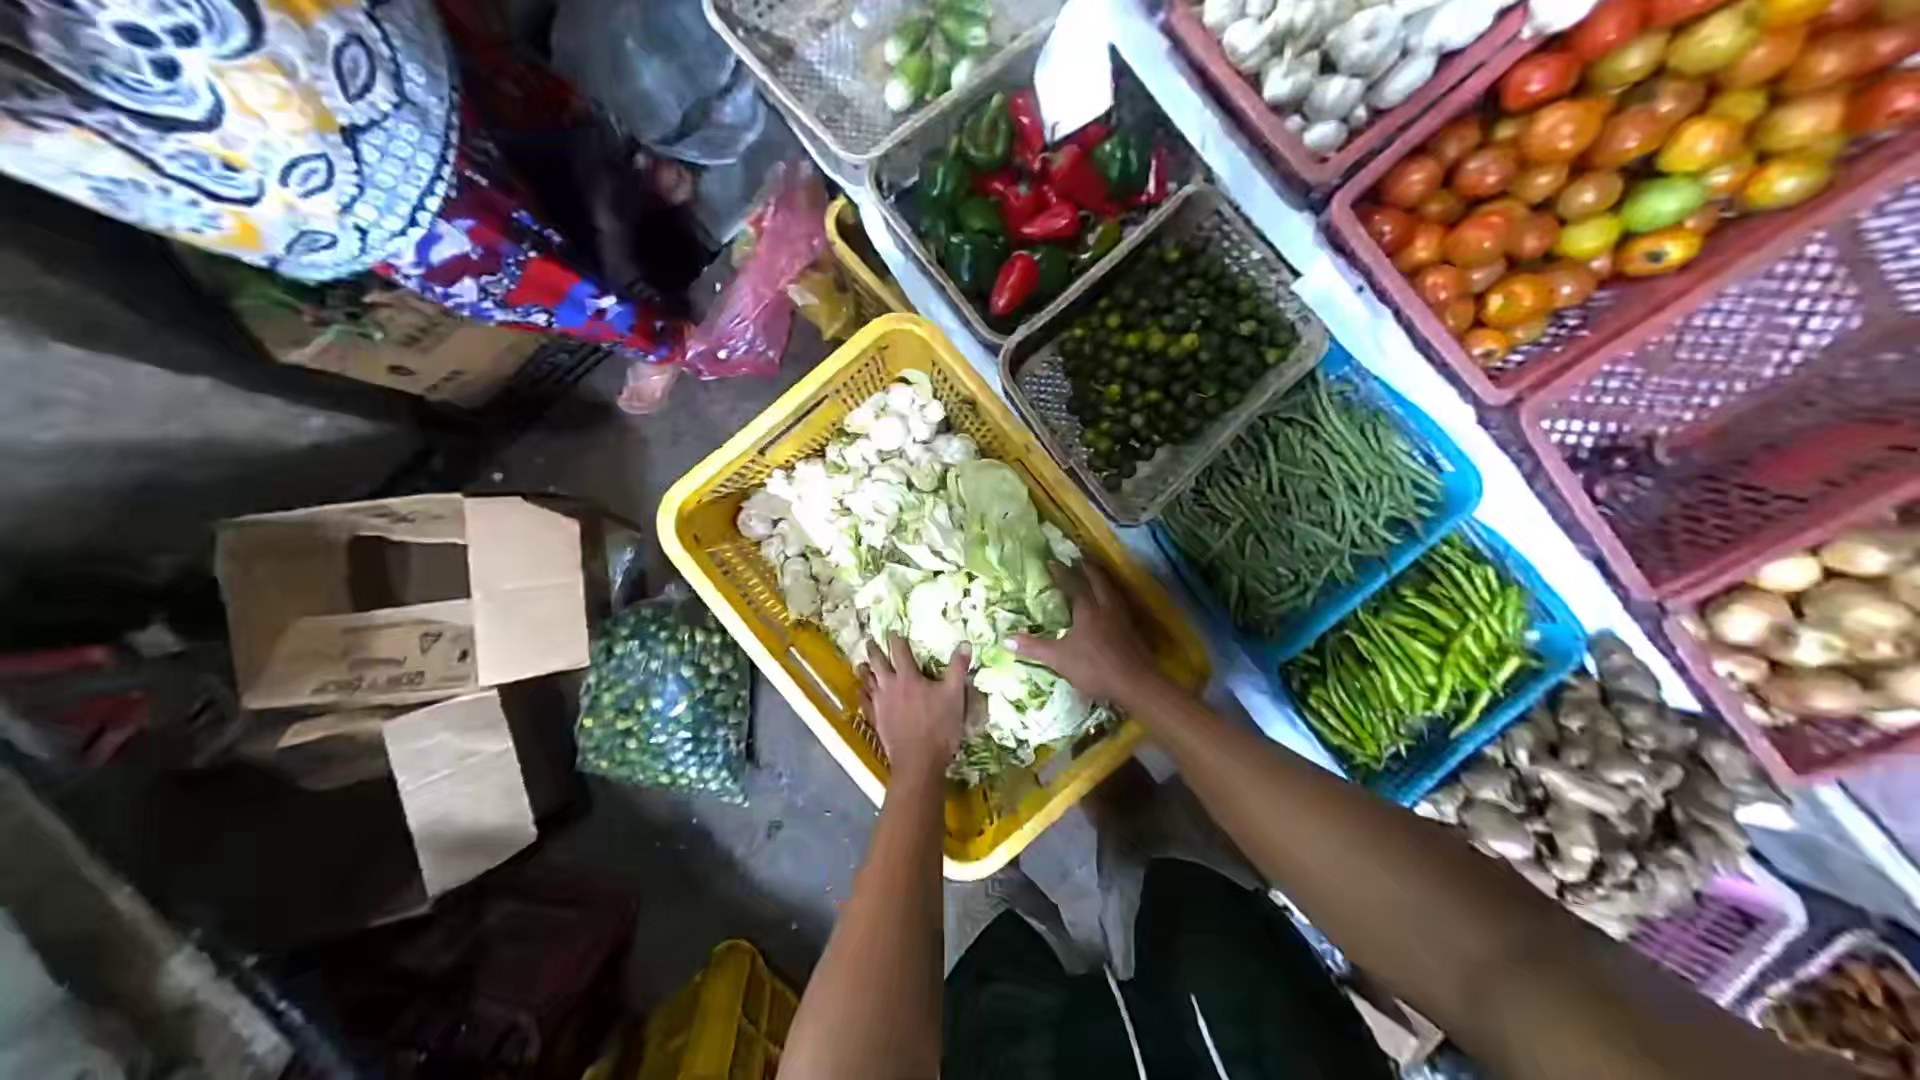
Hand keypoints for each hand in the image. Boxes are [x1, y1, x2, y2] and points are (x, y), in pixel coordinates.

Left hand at [862, 634, 970, 780]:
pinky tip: (860, 693)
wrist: (918, 760)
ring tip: (860, 664)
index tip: (892, 631)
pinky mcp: (876, 721)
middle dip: (874, 651)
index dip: (896, 639)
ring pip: (868, 682)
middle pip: (878, 664)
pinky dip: (862, 695)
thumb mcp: (955, 695)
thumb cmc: (939, 726)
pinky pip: (865, 703)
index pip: (900, 652)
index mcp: (908, 677)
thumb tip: (965, 644)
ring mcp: (880, 704)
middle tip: (869, 641)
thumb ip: (958, 668)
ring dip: (864, 671)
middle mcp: (890, 686)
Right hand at [1009, 560, 1156, 705]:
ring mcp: (1122, 618)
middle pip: (1098, 580)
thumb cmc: (1094, 668)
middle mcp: (1106, 607)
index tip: (1052, 562)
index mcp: (1087, 609)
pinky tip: (1111, 605)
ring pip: (1112, 590)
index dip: (1062, 573)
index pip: (1074, 584)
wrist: (1134, 683)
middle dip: (1088, 568)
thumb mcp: (1058, 659)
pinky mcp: (1133, 630)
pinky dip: (1113, 596)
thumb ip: (1033, 648)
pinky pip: (1121, 604)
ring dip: (1103, 579)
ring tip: (1096, 575)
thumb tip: (1006, 639)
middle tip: (1080, 559)